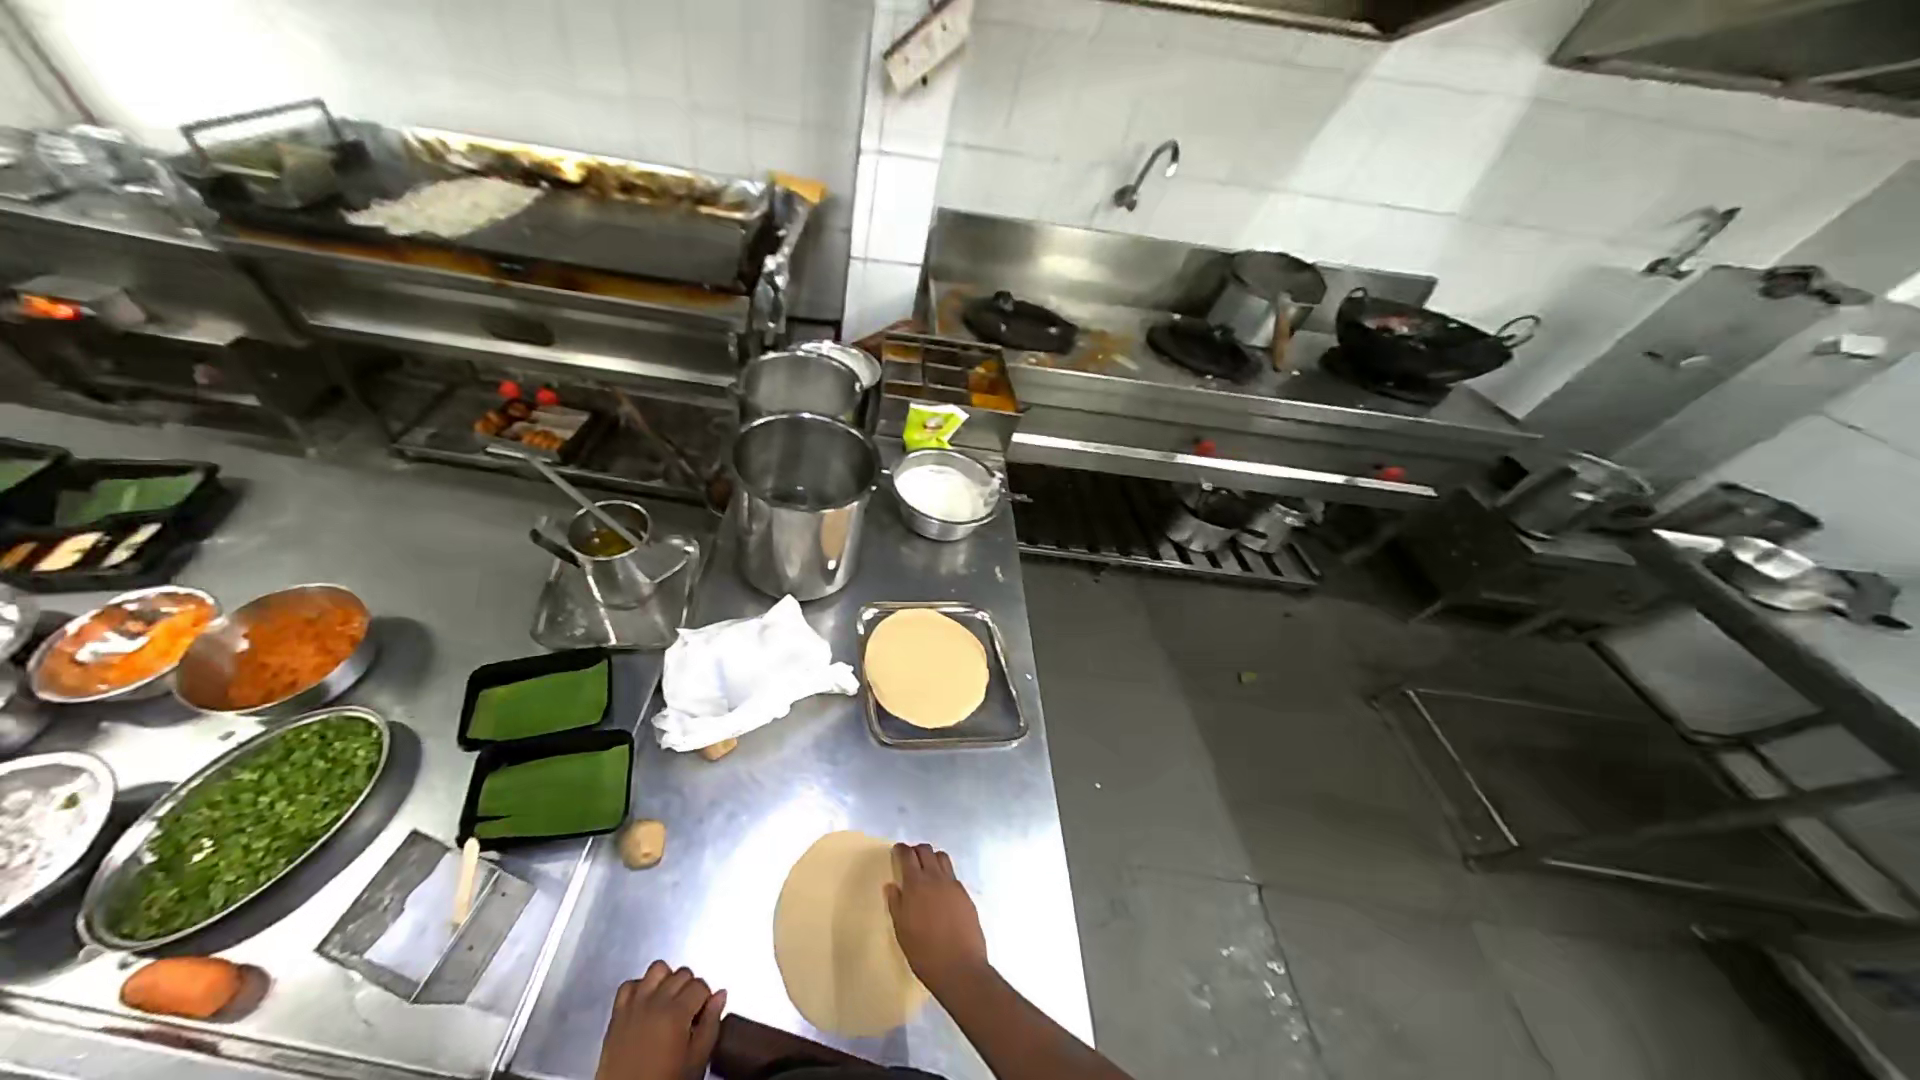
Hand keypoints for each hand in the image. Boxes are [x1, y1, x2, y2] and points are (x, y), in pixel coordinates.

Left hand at [594, 961, 725, 1079]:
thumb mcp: (696, 1061)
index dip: (706, 999)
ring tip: (669, 1001)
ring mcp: (633, 1006)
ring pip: (657, 969)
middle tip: (689, 1011)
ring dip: (667, 980)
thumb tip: (721, 994)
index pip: (700, 985)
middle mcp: (655, 1002)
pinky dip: (640, 987)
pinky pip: (629, 985)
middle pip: (681, 973)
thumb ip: (711, 1024)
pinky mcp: (616, 1015)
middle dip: (690, 988)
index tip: (703, 1015)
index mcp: (676, 1013)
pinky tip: (646, 1003)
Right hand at [886, 843, 989, 994]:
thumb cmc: (924, 952)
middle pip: (926, 850)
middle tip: (910, 860)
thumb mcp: (901, 930)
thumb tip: (892, 886)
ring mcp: (954, 885)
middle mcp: (936, 878)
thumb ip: (896, 904)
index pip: (908, 855)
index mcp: (916, 884)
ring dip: (932, 858)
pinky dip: (944, 874)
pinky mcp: (966, 895)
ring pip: (942, 857)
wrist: (960, 967)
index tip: (897, 851)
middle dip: (916, 851)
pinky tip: (940, 891)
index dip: (901, 850)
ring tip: (926, 871)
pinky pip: (953, 875)